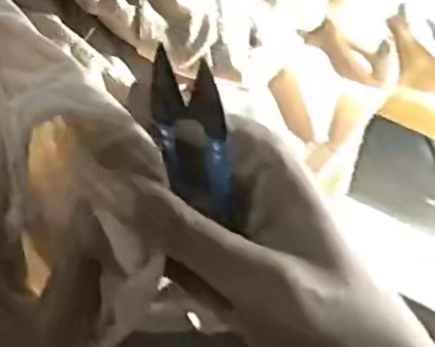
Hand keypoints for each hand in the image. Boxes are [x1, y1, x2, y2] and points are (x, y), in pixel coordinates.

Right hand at [130, 123, 434, 346]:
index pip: (169, 109)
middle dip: (125, 177)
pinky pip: (158, 217)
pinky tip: (134, 256)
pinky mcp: (206, 229)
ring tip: (114, 237)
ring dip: (130, 211)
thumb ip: (187, 233)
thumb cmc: (342, 325)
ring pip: (148, 184)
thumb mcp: (266, 283)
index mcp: (250, 147)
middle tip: (102, 207)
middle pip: (152, 145)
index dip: (125, 125)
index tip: (92, 156)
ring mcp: (215, 196)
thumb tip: (107, 182)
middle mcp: (227, 159)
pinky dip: (143, 236)